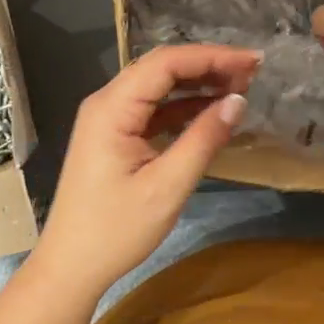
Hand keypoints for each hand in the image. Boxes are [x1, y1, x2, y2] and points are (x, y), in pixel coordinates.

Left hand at [31, 45, 259, 294]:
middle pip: (161, 68)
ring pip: (157, 86)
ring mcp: (108, 119)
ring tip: (240, 87)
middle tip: (252, 72)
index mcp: (112, 108)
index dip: (212, 56)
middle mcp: (106, 103)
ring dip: (197, 84)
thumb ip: (203, 139)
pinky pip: (152, 109)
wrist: (70, 266)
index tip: (253, 61)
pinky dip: (183, 106)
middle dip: (207, 65)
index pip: (166, 63)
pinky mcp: (113, 136)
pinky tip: (212, 112)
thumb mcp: (167, 187)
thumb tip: (238, 101)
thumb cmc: (116, 230)